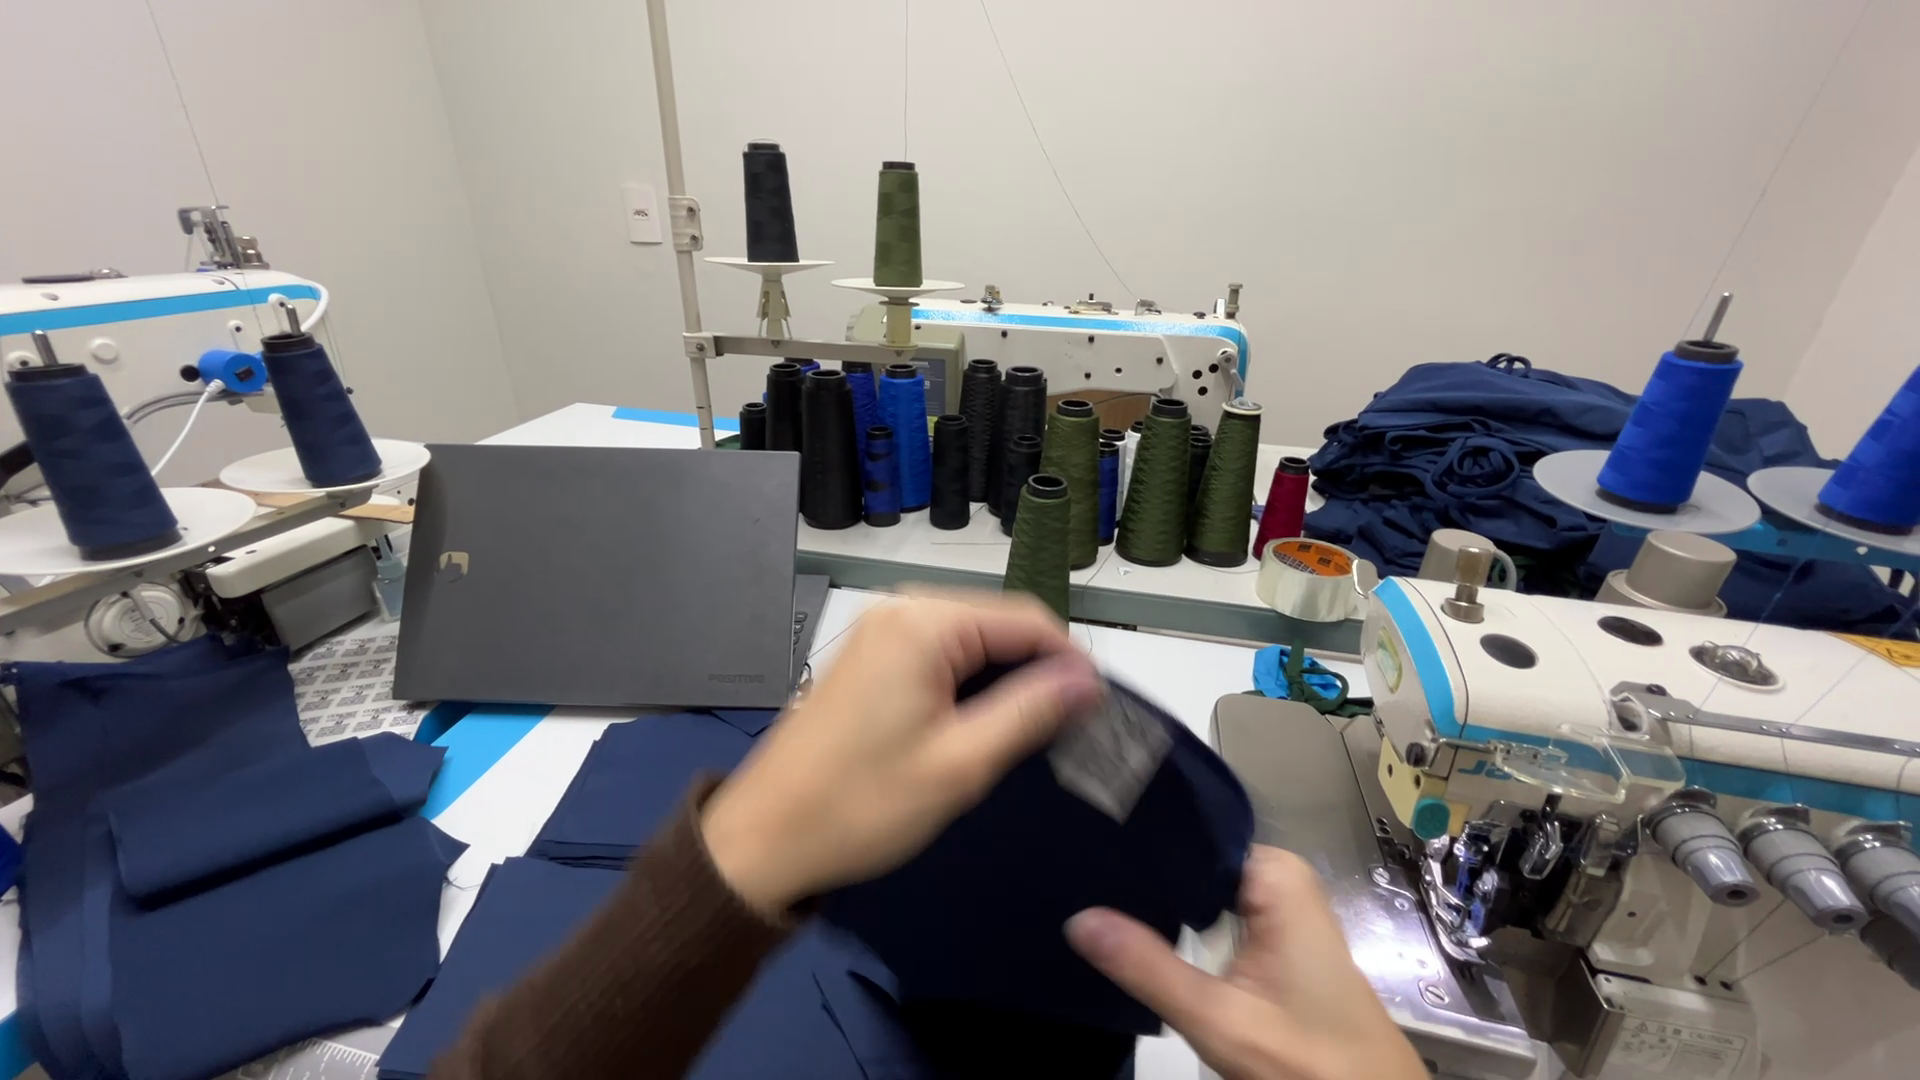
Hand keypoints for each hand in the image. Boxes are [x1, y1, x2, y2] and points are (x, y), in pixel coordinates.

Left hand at [701, 590, 1101, 914]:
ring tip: (1028, 731)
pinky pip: (940, 653)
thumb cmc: (862, 804)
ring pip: (972, 639)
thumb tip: (1088, 679)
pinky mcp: (871, 654)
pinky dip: (970, 681)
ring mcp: (881, 629)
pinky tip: (980, 721)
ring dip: (1005, 678)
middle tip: (1064, 729)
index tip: (1097, 710)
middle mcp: (902, 609)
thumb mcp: (961, 763)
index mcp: (924, 622)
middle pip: (998, 623)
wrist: (765, 837)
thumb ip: (1030, 711)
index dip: (1070, 661)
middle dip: (1037, 670)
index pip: (1026, 619)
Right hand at [1067, 846, 1427, 1079]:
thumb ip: (1147, 967)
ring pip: (1197, 884)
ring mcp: (1277, 904)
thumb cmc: (1311, 1066)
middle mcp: (1276, 875)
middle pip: (1190, 857)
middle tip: (1076, 876)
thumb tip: (1075, 919)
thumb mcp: (1219, 1021)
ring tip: (1091, 893)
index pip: (1187, 833)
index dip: (1136, 843)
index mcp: (1273, 872)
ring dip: (1156, 898)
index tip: (1083, 843)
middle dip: (1141, 872)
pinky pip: (1211, 907)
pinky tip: (1135, 924)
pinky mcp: (1271, 933)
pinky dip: (1178, 919)